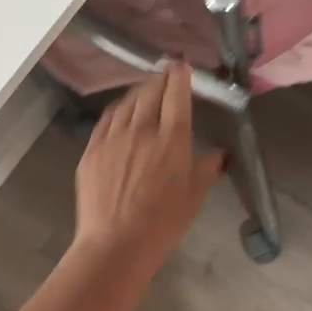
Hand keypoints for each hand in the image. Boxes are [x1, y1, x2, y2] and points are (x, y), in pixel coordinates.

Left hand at [73, 64, 226, 266]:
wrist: (116, 243)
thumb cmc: (163, 224)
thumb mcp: (194, 197)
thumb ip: (206, 170)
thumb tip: (219, 155)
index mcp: (173, 140)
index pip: (177, 96)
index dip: (180, 77)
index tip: (182, 66)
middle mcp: (143, 130)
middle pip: (151, 92)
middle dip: (160, 77)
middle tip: (166, 71)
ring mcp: (113, 138)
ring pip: (127, 102)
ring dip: (139, 91)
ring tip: (145, 88)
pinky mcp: (92, 150)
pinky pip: (107, 119)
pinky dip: (118, 109)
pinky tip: (121, 111)